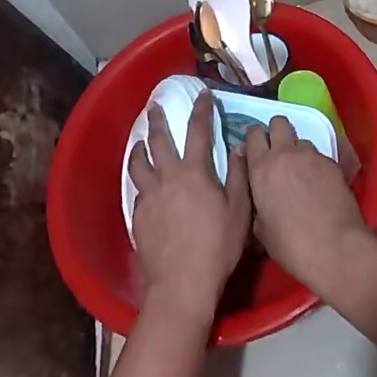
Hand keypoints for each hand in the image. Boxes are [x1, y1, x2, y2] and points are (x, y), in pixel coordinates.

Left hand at [127, 91, 251, 322]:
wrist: (181, 283)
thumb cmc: (217, 246)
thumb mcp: (239, 211)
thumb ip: (238, 176)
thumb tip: (238, 147)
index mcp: (194, 172)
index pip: (198, 131)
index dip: (201, 109)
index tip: (202, 94)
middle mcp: (168, 177)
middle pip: (160, 140)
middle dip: (158, 120)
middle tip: (154, 107)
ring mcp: (149, 196)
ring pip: (139, 162)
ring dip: (139, 147)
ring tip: (139, 141)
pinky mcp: (138, 215)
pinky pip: (137, 189)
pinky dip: (139, 178)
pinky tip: (142, 183)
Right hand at [243, 115, 369, 293]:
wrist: (335, 248)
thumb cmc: (291, 244)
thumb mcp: (261, 228)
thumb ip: (257, 202)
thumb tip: (262, 197)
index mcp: (261, 168)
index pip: (253, 133)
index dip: (254, 138)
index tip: (256, 150)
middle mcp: (285, 154)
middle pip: (278, 122)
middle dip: (277, 132)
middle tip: (278, 152)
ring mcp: (311, 156)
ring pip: (301, 140)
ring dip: (299, 151)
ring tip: (303, 173)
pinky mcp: (333, 163)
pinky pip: (320, 156)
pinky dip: (317, 165)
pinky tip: (321, 185)